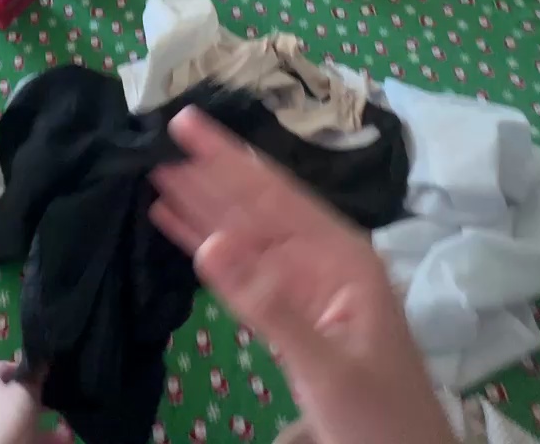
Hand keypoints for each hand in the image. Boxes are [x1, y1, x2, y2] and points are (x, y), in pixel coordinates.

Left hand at [0, 362, 69, 443]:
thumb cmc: (6, 418)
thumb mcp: (24, 391)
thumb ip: (33, 377)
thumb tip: (38, 365)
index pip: (4, 367)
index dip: (24, 367)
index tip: (43, 371)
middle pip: (16, 397)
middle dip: (39, 399)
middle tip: (57, 399)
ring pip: (25, 422)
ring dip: (48, 424)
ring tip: (67, 426)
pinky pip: (29, 439)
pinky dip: (48, 437)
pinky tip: (66, 437)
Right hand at [149, 108, 451, 443]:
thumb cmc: (382, 417)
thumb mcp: (328, 364)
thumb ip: (267, 304)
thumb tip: (210, 244)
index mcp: (339, 255)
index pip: (274, 193)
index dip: (229, 156)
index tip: (189, 124)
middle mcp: (316, 257)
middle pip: (252, 204)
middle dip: (208, 170)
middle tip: (163, 133)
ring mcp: (296, 281)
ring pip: (238, 229)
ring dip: (198, 201)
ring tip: (157, 168)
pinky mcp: (280, 305)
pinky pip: (234, 265)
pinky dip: (202, 242)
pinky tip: (172, 219)